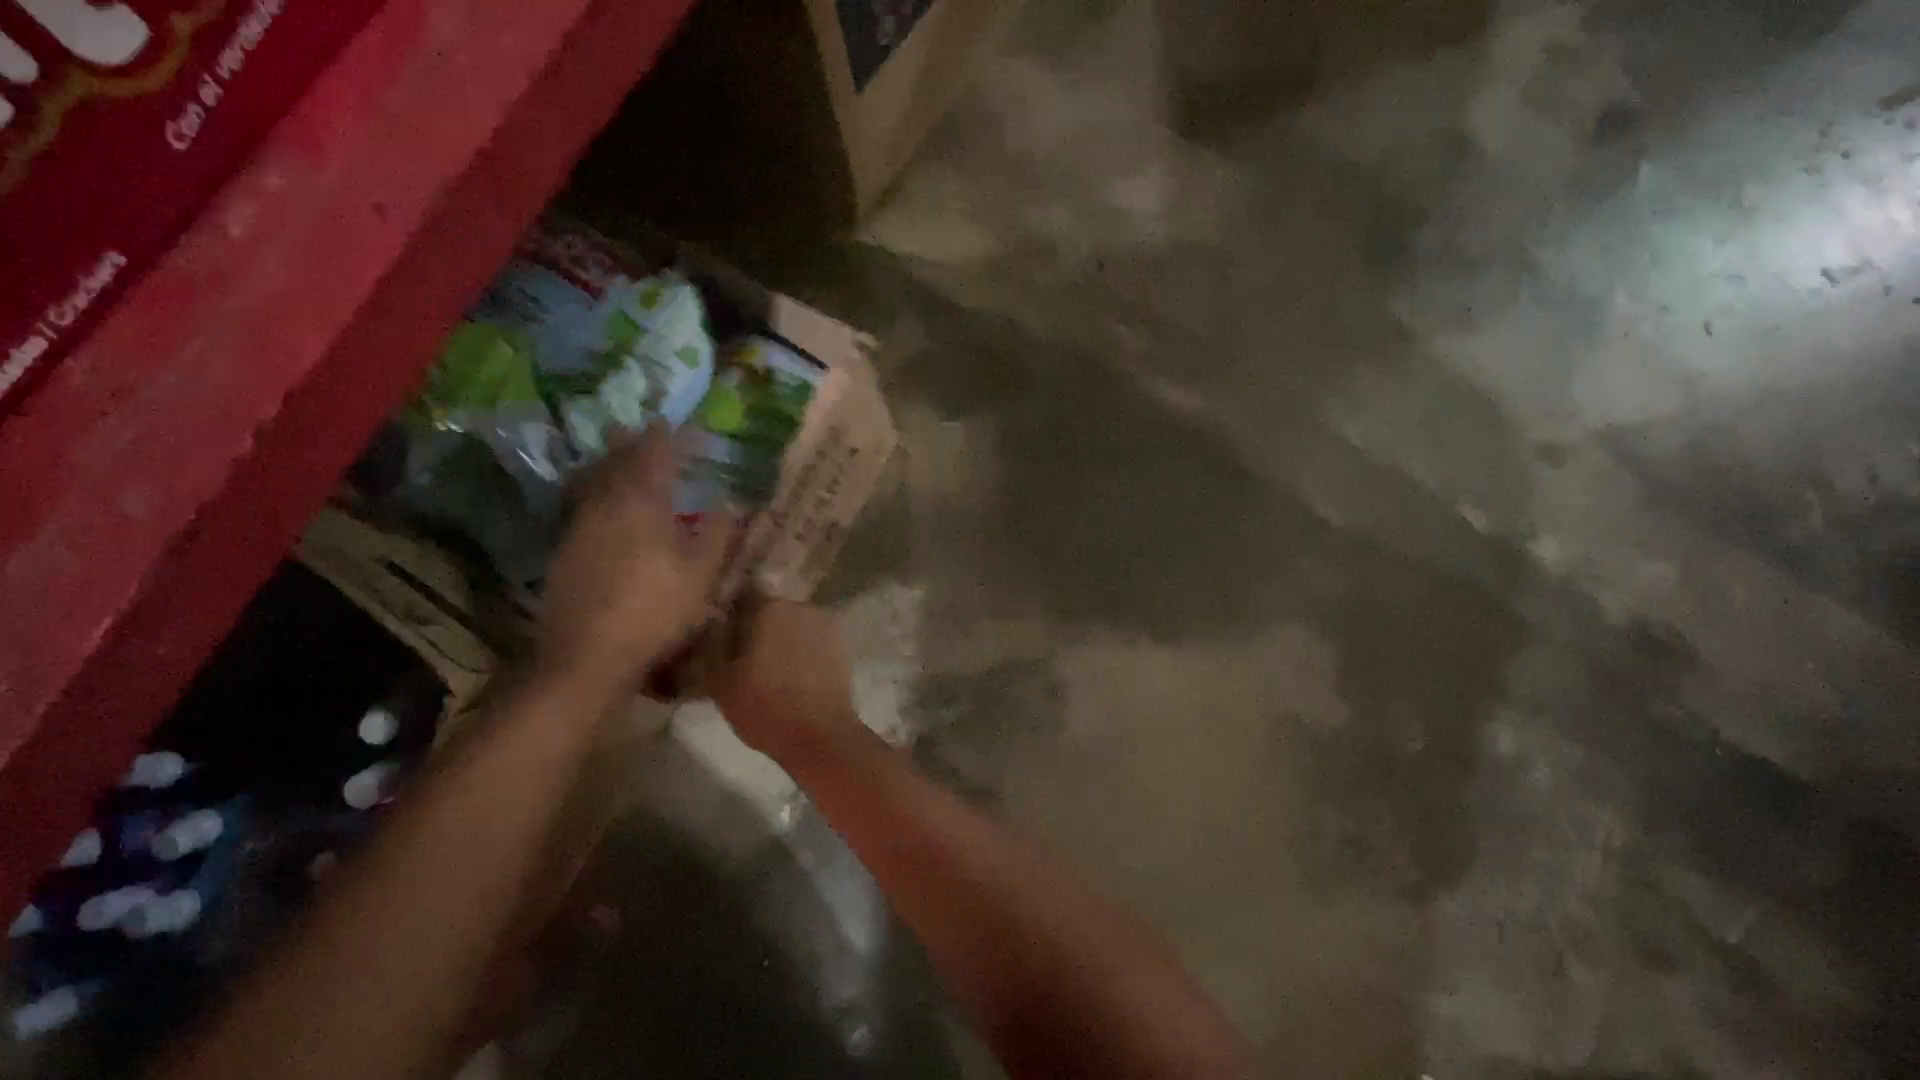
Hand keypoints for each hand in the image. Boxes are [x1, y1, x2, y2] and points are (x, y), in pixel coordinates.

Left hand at [538, 429, 735, 691]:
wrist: (588, 655)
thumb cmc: (655, 611)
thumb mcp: (701, 576)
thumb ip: (716, 535)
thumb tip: (729, 504)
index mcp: (643, 503)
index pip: (656, 456)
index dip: (667, 438)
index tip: (675, 423)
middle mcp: (607, 505)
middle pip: (617, 462)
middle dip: (630, 444)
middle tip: (639, 430)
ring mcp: (579, 528)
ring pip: (593, 483)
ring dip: (607, 465)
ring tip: (616, 459)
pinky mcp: (563, 552)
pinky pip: (581, 507)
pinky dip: (593, 495)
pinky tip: (600, 509)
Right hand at [710, 601, 862, 762]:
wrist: (820, 735)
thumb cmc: (764, 705)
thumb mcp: (719, 680)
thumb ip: (712, 644)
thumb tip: (713, 622)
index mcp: (768, 607)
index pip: (742, 594)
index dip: (730, 611)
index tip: (721, 631)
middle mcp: (800, 606)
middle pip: (770, 609)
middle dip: (756, 626)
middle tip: (742, 654)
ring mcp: (826, 624)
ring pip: (792, 624)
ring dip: (781, 638)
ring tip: (769, 668)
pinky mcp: (842, 646)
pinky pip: (811, 640)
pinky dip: (801, 651)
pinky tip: (793, 674)